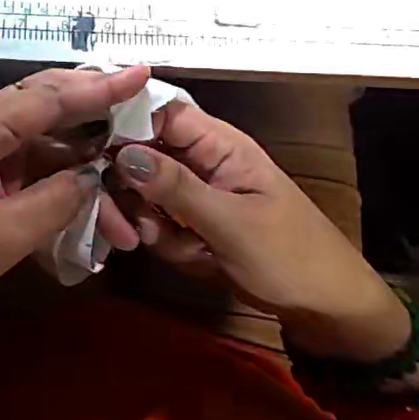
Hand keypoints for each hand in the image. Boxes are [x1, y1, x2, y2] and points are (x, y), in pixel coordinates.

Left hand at [0, 66, 151, 342]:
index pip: (51, 97)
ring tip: (129, 181)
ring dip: (88, 160)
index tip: (143, 73)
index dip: (101, 87)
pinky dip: (66, 180)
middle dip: (100, 105)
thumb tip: (97, 175)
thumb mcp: (1, 235)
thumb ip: (57, 200)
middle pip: (51, 102)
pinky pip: (36, 165)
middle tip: (144, 104)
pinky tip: (96, 201)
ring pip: (49, 139)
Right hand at [112, 102, 408, 361]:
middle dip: (136, 191)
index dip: (127, 122)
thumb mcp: (231, 222)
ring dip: (154, 223)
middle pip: (144, 154)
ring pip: (145, 193)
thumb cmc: (289, 255)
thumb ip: (175, 187)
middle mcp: (201, 161)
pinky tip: (196, 259)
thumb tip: (123, 153)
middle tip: (144, 224)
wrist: (324, 307)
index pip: (163, 112)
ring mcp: (195, 194)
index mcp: (220, 144)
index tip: (94, 150)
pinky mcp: (191, 223)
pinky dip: (168, 242)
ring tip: (185, 248)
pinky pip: (158, 223)